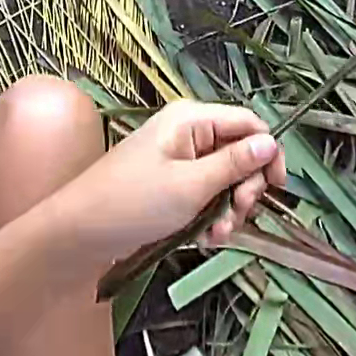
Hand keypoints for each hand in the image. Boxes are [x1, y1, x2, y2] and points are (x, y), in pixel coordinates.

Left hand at [47, 100, 286, 262]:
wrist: (79, 233)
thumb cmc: (134, 203)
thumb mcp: (191, 185)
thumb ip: (234, 164)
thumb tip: (272, 142)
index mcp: (192, 119)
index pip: (248, 123)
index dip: (268, 153)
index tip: (277, 189)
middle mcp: (189, 131)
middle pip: (240, 151)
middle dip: (244, 188)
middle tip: (236, 216)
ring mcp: (180, 157)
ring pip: (226, 176)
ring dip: (229, 207)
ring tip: (216, 233)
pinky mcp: (173, 180)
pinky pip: (207, 191)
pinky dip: (212, 213)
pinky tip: (205, 236)